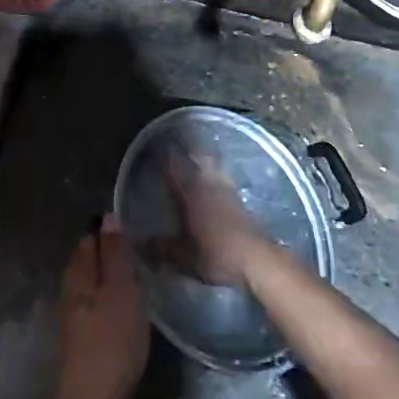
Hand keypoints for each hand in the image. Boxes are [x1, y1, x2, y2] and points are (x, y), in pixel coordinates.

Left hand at [51, 215, 149, 398]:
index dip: (109, 230)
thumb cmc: (111, 342)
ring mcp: (80, 318)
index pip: (90, 239)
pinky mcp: (91, 340)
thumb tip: (108, 216)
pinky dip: (120, 303)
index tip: (136, 224)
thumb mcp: (119, 292)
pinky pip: (105, 309)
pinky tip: (137, 309)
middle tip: (147, 247)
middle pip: (92, 262)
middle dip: (114, 253)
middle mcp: (73, 292)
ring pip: (99, 286)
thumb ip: (114, 255)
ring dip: (118, 279)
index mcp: (76, 275)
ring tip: (147, 274)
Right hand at [165, 148, 268, 286]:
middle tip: (179, 138)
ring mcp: (227, 191)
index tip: (154, 143)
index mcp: (190, 193)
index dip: (163, 153)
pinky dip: (217, 173)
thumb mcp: (184, 254)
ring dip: (205, 156)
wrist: (257, 261)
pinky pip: (224, 178)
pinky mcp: (240, 201)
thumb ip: (162, 246)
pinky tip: (216, 178)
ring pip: (214, 165)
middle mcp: (208, 186)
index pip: (173, 167)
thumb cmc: (216, 254)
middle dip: (189, 146)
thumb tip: (141, 243)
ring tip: (197, 152)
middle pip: (199, 157)